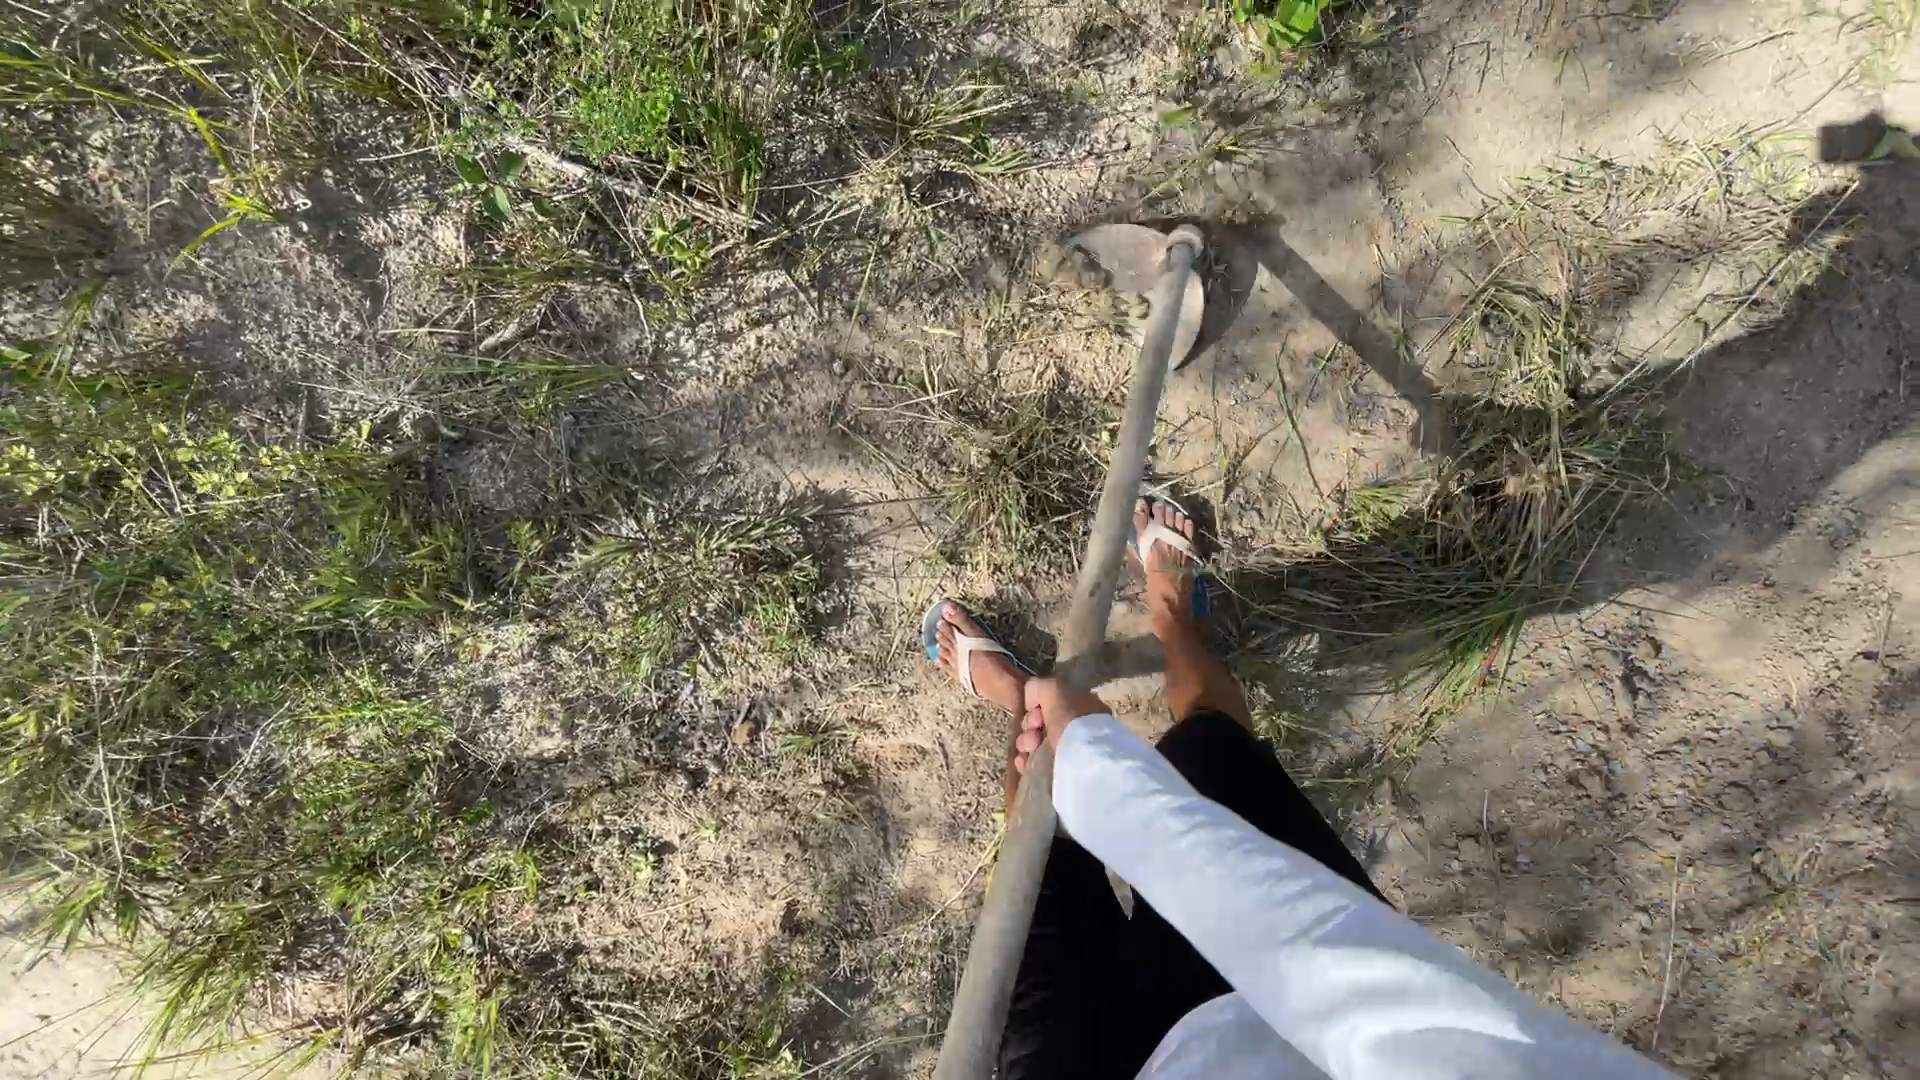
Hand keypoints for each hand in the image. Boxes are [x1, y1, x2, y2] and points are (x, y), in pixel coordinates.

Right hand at [1012, 677, 1109, 773]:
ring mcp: (1068, 751)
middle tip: (1033, 731)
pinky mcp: (1059, 772)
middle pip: (1040, 722)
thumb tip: (1030, 699)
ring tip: (1029, 748)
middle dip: (1029, 725)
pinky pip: (1034, 763)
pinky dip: (1025, 760)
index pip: (1051, 701)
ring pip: (1035, 742)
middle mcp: (1076, 728)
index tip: (1035, 710)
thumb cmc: (1071, 720)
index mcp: (1081, 706)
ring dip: (1025, 742)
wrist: (1084, 762)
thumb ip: (1038, 687)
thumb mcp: (1054, 690)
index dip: (1037, 704)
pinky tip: (1022, 761)